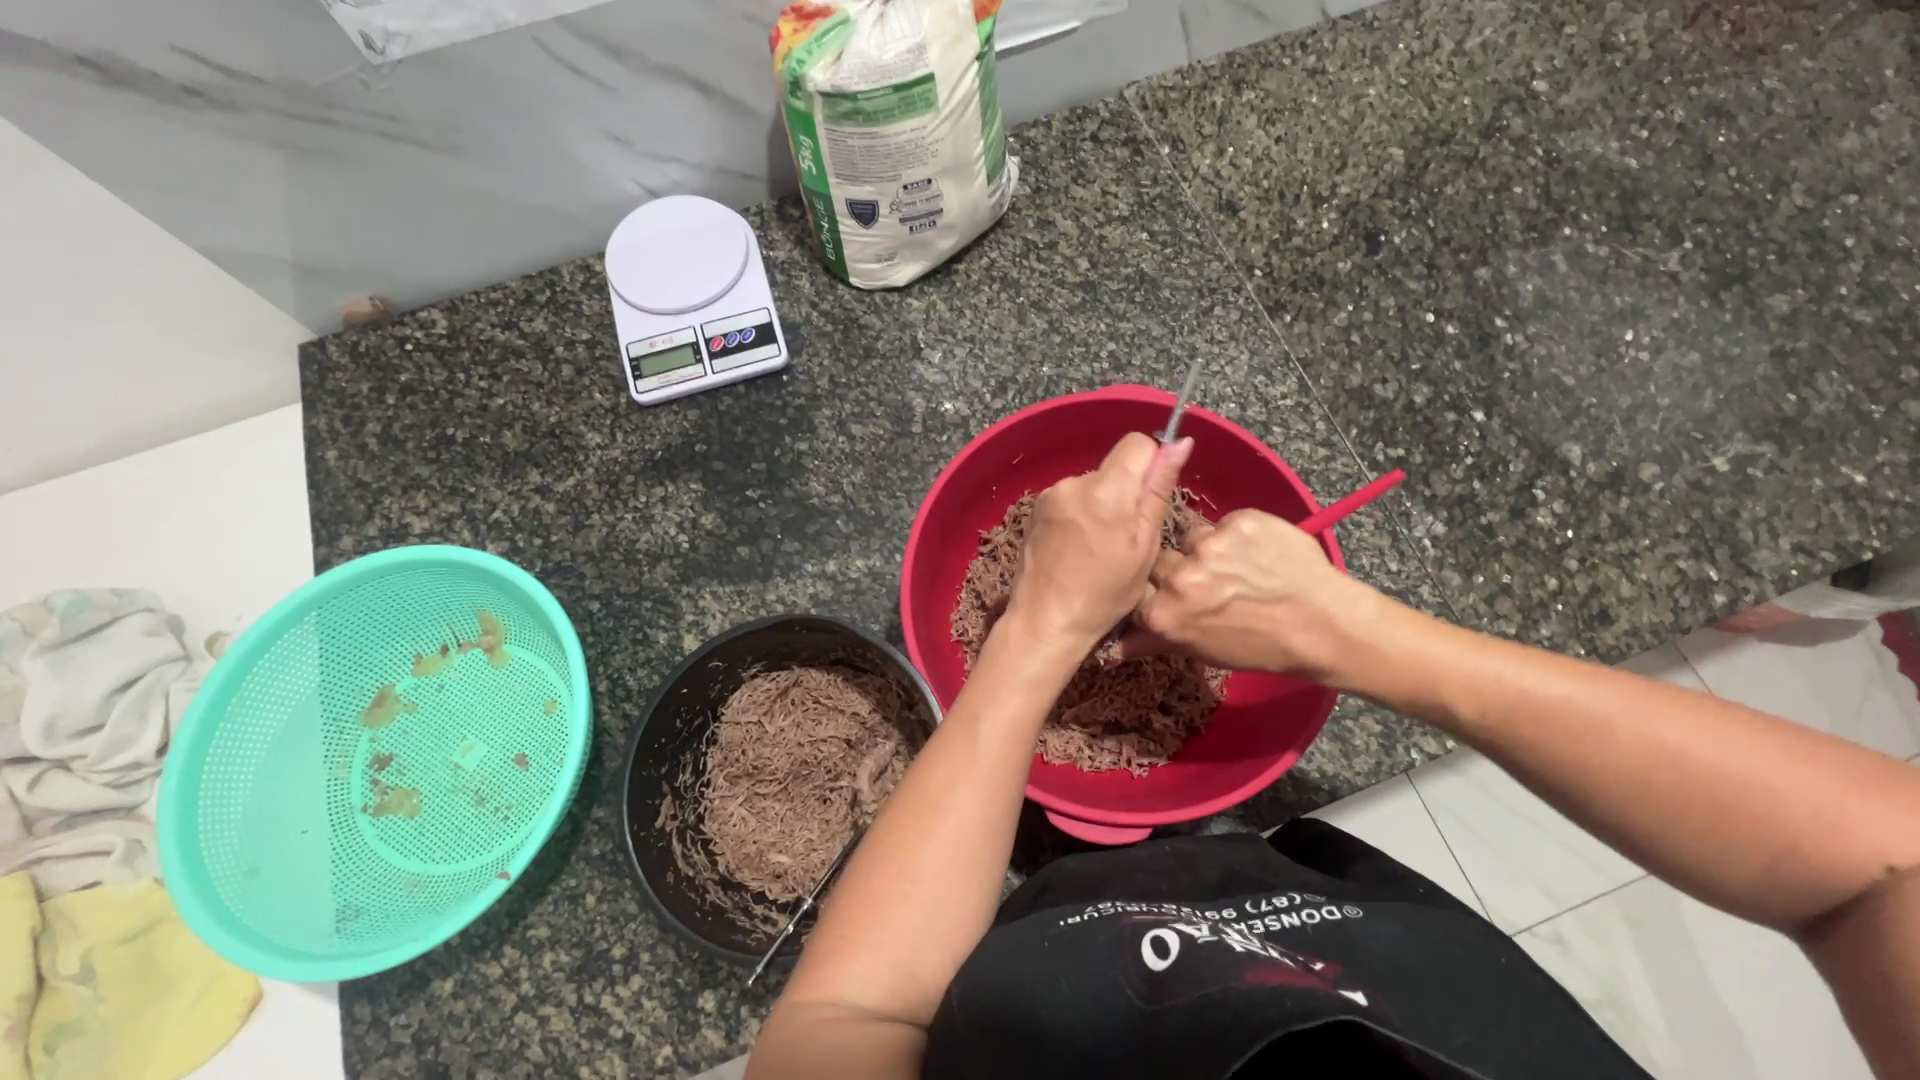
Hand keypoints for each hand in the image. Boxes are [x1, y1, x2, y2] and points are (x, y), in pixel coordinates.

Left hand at [1001, 432, 1193, 654]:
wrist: (1045, 620)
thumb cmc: (1104, 594)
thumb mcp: (1144, 546)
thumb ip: (1158, 490)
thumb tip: (1179, 443)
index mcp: (1107, 491)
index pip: (1138, 443)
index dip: (1152, 464)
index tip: (1150, 498)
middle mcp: (1074, 483)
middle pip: (1115, 466)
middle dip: (1126, 491)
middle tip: (1126, 537)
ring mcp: (1051, 494)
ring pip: (1093, 483)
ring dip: (1102, 504)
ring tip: (1099, 547)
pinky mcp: (1036, 507)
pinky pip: (1071, 497)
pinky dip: (1081, 514)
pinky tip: (1078, 547)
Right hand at [1120, 508, 1373, 683]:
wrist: (1324, 625)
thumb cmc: (1263, 647)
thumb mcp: (1201, 651)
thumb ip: (1155, 642)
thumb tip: (1114, 649)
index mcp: (1164, 613)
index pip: (1137, 589)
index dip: (1154, 591)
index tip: (1170, 596)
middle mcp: (1180, 576)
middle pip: (1160, 559)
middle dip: (1179, 569)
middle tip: (1209, 584)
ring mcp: (1211, 544)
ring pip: (1193, 538)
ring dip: (1208, 550)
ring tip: (1239, 569)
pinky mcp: (1241, 520)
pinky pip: (1225, 523)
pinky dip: (1239, 536)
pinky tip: (1260, 555)